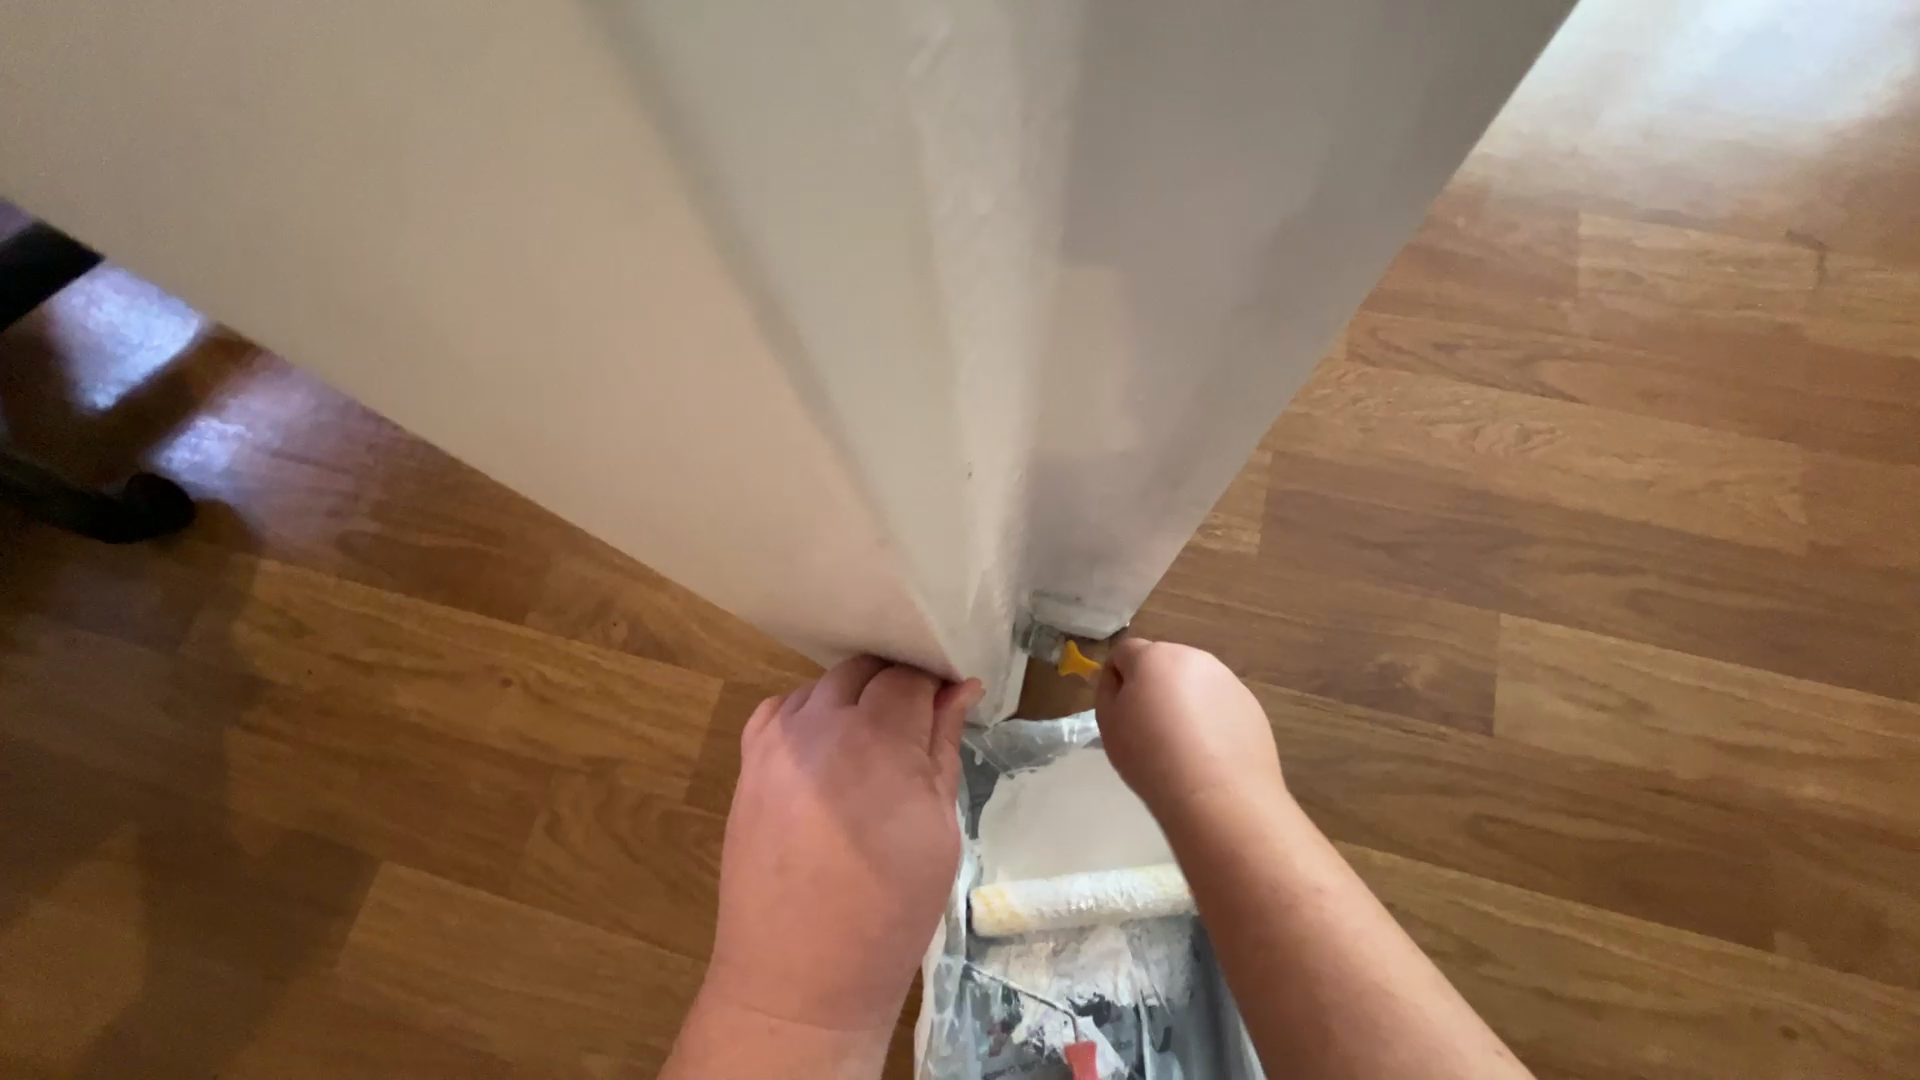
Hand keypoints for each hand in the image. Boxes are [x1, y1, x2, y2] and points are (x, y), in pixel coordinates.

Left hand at [701, 656, 982, 1035]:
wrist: (800, 977)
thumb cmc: (891, 909)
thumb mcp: (941, 827)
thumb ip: (943, 745)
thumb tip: (962, 688)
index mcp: (877, 739)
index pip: (909, 675)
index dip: (935, 683)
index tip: (949, 700)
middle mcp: (819, 726)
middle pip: (864, 671)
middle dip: (895, 685)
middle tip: (916, 725)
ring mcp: (775, 743)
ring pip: (822, 686)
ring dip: (853, 698)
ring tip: (872, 743)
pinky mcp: (748, 763)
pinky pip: (782, 711)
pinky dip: (810, 715)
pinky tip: (826, 749)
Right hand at [1095, 638, 1286, 828]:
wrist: (1218, 796)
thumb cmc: (1151, 758)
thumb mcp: (1109, 724)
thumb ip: (1106, 691)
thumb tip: (1114, 677)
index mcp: (1154, 657)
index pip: (1124, 651)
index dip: (1116, 678)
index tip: (1119, 710)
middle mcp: (1193, 658)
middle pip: (1162, 662)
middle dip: (1152, 685)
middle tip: (1149, 728)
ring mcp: (1227, 680)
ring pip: (1193, 682)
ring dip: (1183, 700)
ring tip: (1182, 744)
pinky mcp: (1250, 704)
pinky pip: (1219, 703)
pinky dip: (1210, 718)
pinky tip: (1209, 753)